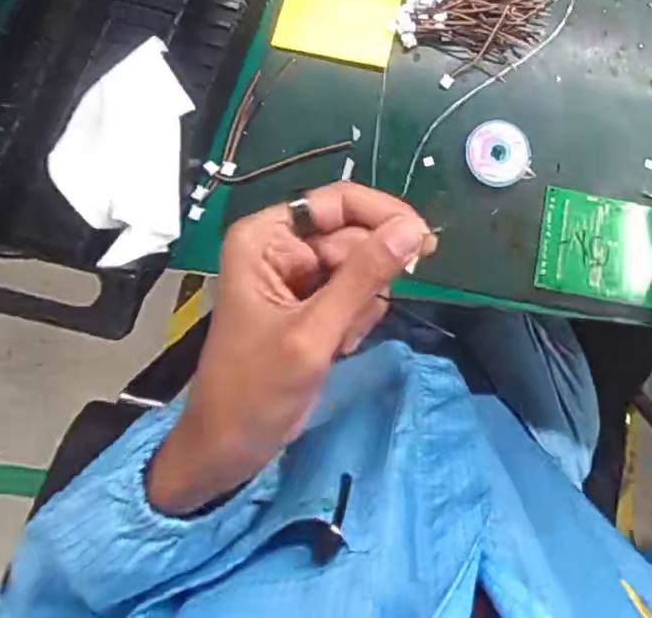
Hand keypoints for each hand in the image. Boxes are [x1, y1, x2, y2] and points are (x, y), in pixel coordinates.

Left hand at [147, 182, 436, 513]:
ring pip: (361, 265)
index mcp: (265, 236)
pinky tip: (337, 346)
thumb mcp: (312, 333)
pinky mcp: (311, 298)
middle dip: (366, 280)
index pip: (338, 202)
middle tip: (355, 320)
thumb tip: (411, 229)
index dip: (384, 215)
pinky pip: (356, 290)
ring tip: (336, 341)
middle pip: (354, 234)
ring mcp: (297, 272)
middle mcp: (281, 244)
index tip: (424, 242)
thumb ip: (363, 277)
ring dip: (361, 305)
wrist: (227, 449)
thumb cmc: (254, 391)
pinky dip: (356, 318)